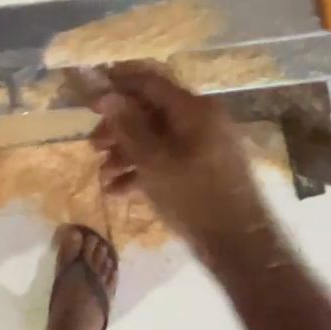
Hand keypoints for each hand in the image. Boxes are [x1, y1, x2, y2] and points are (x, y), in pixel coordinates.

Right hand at [89, 63, 269, 242]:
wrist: (241, 247)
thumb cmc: (194, 198)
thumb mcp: (153, 162)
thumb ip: (128, 126)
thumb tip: (107, 96)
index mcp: (193, 109)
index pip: (149, 82)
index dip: (117, 85)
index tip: (89, 98)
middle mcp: (201, 119)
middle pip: (150, 111)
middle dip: (118, 127)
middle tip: (93, 144)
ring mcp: (205, 144)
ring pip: (157, 137)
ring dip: (126, 152)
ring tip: (103, 173)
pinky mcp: (204, 168)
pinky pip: (168, 157)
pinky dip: (144, 169)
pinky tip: (118, 191)